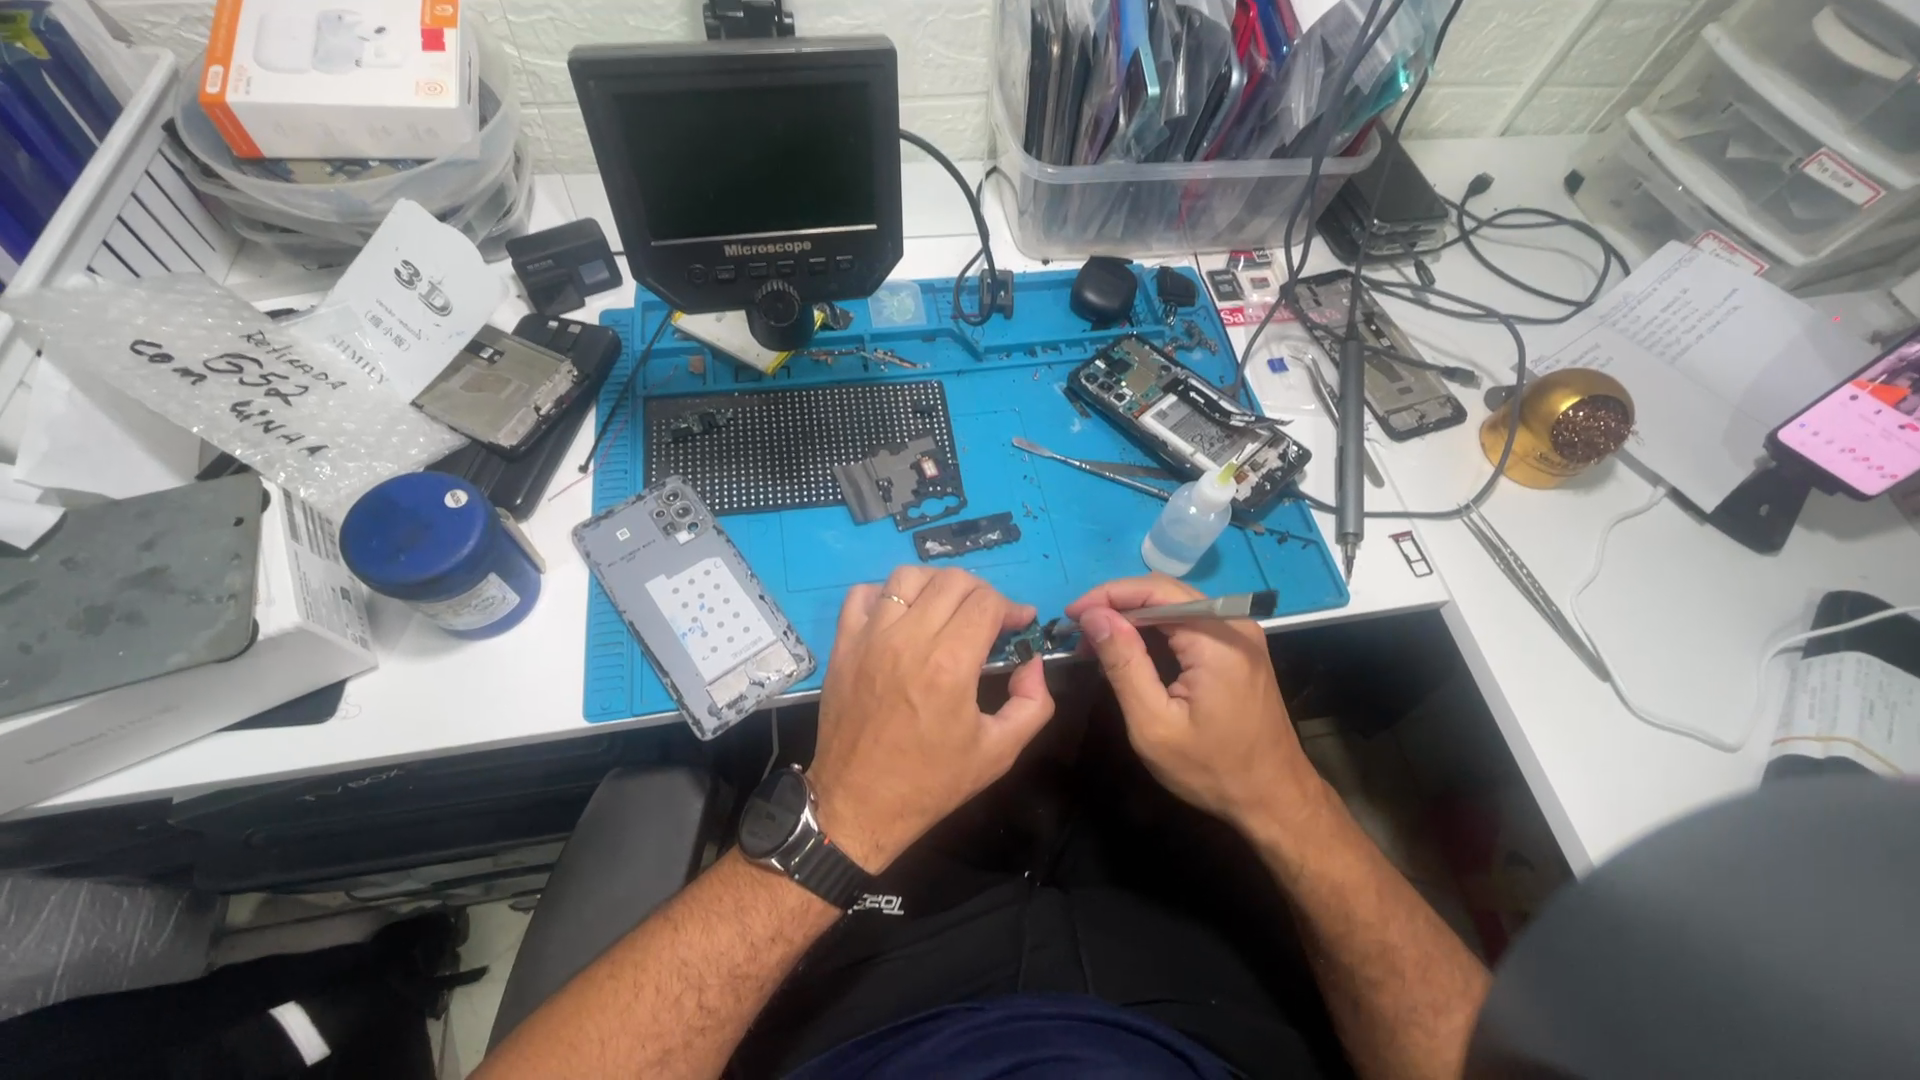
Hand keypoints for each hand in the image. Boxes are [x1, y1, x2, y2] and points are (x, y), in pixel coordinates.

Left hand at [809, 567, 1054, 872]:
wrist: (858, 805)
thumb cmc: (930, 783)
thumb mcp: (999, 753)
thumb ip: (1033, 704)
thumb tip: (1032, 664)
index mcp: (950, 664)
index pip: (987, 602)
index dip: (1012, 607)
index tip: (1020, 623)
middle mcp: (908, 639)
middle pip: (952, 581)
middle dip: (982, 592)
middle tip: (990, 619)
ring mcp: (870, 638)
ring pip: (907, 577)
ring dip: (936, 585)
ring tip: (947, 609)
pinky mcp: (843, 646)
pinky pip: (862, 595)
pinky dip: (886, 594)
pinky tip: (901, 615)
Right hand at [1066, 575, 1320, 831]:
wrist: (1274, 800)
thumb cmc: (1212, 769)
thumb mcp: (1154, 724)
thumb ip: (1123, 663)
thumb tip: (1093, 616)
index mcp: (1217, 639)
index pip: (1155, 590)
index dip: (1108, 595)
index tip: (1071, 616)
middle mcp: (1234, 624)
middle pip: (1166, 591)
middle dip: (1117, 604)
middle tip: (1079, 630)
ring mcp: (1241, 634)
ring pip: (1176, 604)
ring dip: (1134, 616)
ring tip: (1097, 640)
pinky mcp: (1240, 648)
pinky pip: (1191, 621)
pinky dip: (1156, 628)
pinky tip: (1131, 647)